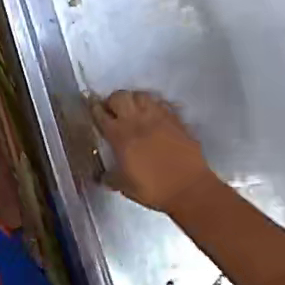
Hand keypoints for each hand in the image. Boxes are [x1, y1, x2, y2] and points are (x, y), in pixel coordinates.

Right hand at [91, 90, 221, 212]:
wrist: (190, 189)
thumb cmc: (154, 189)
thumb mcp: (125, 187)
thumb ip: (111, 178)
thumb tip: (102, 177)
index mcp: (120, 136)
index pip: (101, 114)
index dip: (95, 109)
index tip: (94, 109)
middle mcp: (137, 121)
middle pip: (120, 96)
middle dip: (113, 101)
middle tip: (113, 111)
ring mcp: (158, 118)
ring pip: (141, 95)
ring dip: (134, 100)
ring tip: (134, 110)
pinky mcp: (176, 120)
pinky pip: (161, 104)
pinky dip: (154, 106)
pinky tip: (153, 116)